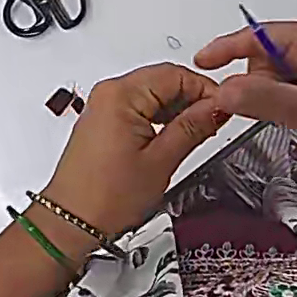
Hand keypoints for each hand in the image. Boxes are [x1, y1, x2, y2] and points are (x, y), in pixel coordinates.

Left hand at [0, 63, 227, 296]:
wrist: (70, 221)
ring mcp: (105, 105)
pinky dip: (161, 116)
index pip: (176, 74)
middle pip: (165, 79)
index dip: (206, 89)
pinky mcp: (104, 119)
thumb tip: (218, 106)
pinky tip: (176, 135)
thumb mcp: (162, 160)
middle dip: (194, 97)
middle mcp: (110, 93)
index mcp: (122, 94)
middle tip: (217, 119)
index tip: (225, 107)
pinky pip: (141, 105)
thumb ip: (194, 126)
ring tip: (199, 131)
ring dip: (179, 107)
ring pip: (154, 92)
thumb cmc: (103, 197)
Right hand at [194, 19, 296, 241]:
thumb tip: (224, 89)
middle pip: (263, 56)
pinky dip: (282, 103)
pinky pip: (286, 86)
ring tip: (296, 118)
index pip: (259, 35)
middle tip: (269, 110)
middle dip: (257, 83)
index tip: (203, 61)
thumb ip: (264, 98)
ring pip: (272, 75)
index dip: (227, 48)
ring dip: (271, 97)